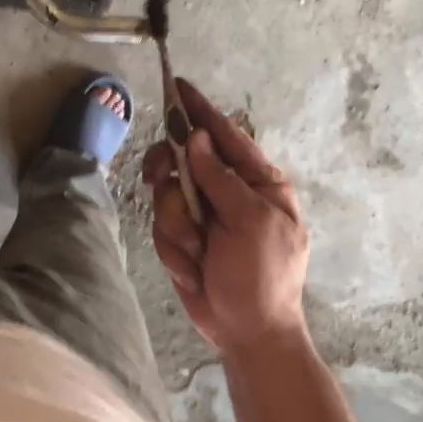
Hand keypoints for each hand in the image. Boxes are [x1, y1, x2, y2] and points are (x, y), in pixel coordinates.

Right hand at [143, 78, 309, 355]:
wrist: (247, 333)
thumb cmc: (263, 277)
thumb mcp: (251, 223)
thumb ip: (221, 179)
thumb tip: (198, 137)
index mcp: (258, 183)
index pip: (224, 136)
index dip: (200, 111)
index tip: (178, 87)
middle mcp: (228, 192)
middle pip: (183, 159)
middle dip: (170, 175)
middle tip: (160, 180)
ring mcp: (204, 215)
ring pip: (166, 195)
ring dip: (177, 227)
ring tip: (197, 253)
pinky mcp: (184, 237)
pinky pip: (162, 226)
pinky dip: (174, 250)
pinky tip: (194, 270)